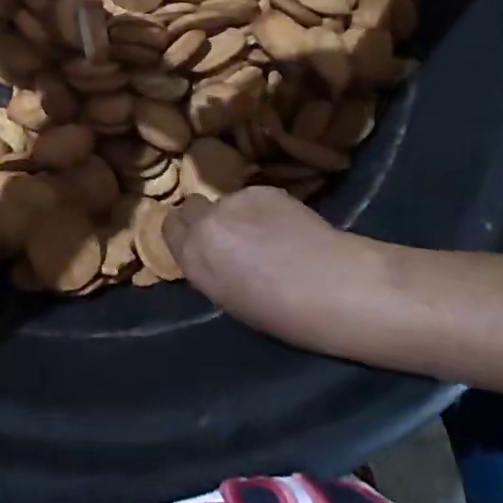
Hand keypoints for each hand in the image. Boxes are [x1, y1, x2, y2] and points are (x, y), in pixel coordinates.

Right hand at [165, 187, 390, 353]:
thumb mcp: (228, 298)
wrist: (332, 285)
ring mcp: (236, 200)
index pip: (169, 226)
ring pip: (227, 202)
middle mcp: (207, 222)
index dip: (185, 233)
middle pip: (192, 207)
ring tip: (270, 236)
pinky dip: (264, 208)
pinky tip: (288, 227)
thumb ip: (211, 267)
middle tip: (232, 238)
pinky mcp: (265, 188)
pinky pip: (254, 197)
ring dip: (239, 215)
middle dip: (206, 219)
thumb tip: (215, 252)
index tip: (202, 245)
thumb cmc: (282, 314)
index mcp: (193, 257)